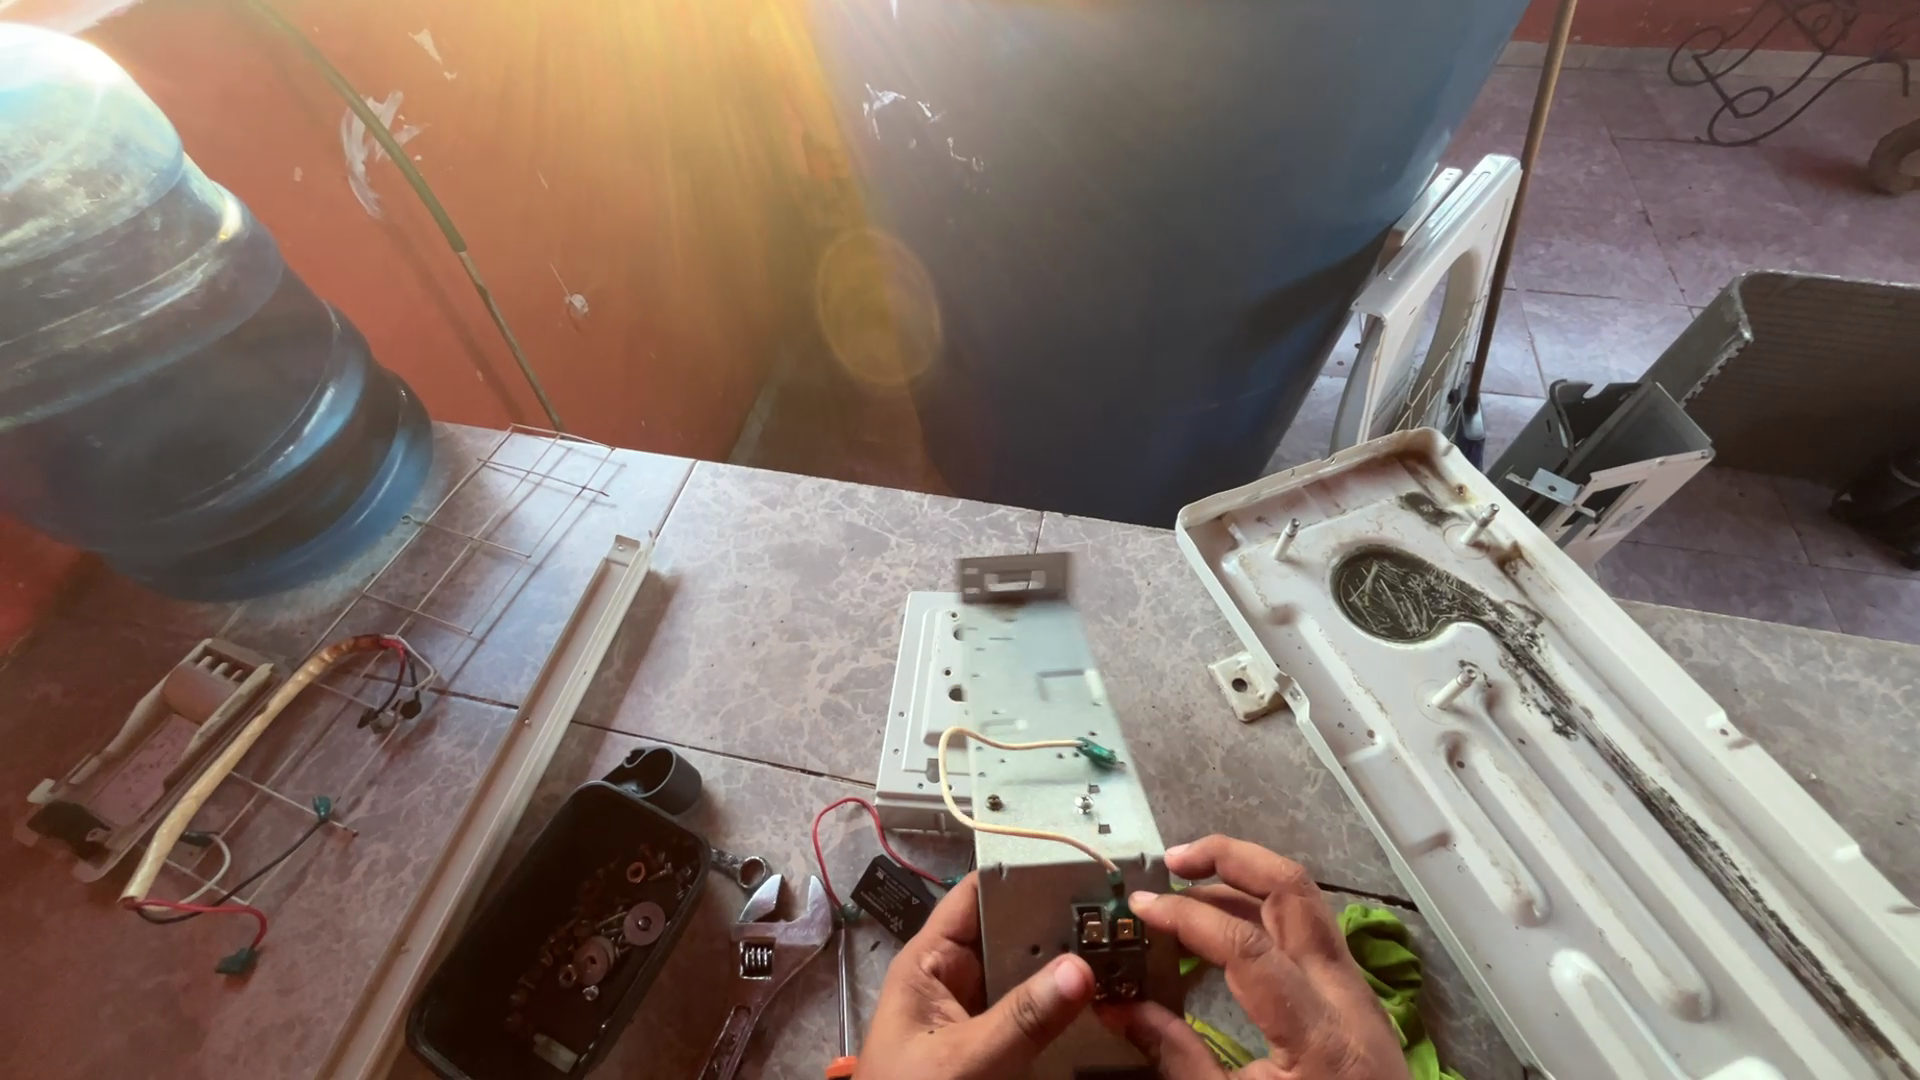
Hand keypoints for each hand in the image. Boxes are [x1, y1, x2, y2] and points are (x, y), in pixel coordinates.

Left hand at [856, 872, 1095, 1079]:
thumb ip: (1022, 1018)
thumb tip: (1082, 967)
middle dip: (1055, 921)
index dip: (1019, 874)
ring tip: (1119, 944)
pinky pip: (1033, 1015)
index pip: (974, 894)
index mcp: (930, 960)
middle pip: (1009, 932)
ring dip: (1064, 964)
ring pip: (1025, 974)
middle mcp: (955, 977)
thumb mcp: (965, 1060)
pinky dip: (1062, 1006)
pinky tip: (1103, 996)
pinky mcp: (994, 1047)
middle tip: (1114, 910)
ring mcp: (976, 1013)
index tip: (1074, 867)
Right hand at [1098, 836, 1408, 1079]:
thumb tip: (1115, 1006)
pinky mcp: (1354, 994)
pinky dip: (1258, 903)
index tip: (1140, 905)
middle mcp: (1348, 998)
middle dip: (1227, 858)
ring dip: (1241, 874)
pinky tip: (1220, 916)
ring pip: (1301, 898)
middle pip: (1291, 889)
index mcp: (1321, 1039)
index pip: (1247, 945)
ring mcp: (1357, 991)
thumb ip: (1175, 1054)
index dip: (1187, 915)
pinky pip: (1305, 925)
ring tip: (1185, 881)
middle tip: (1172, 861)